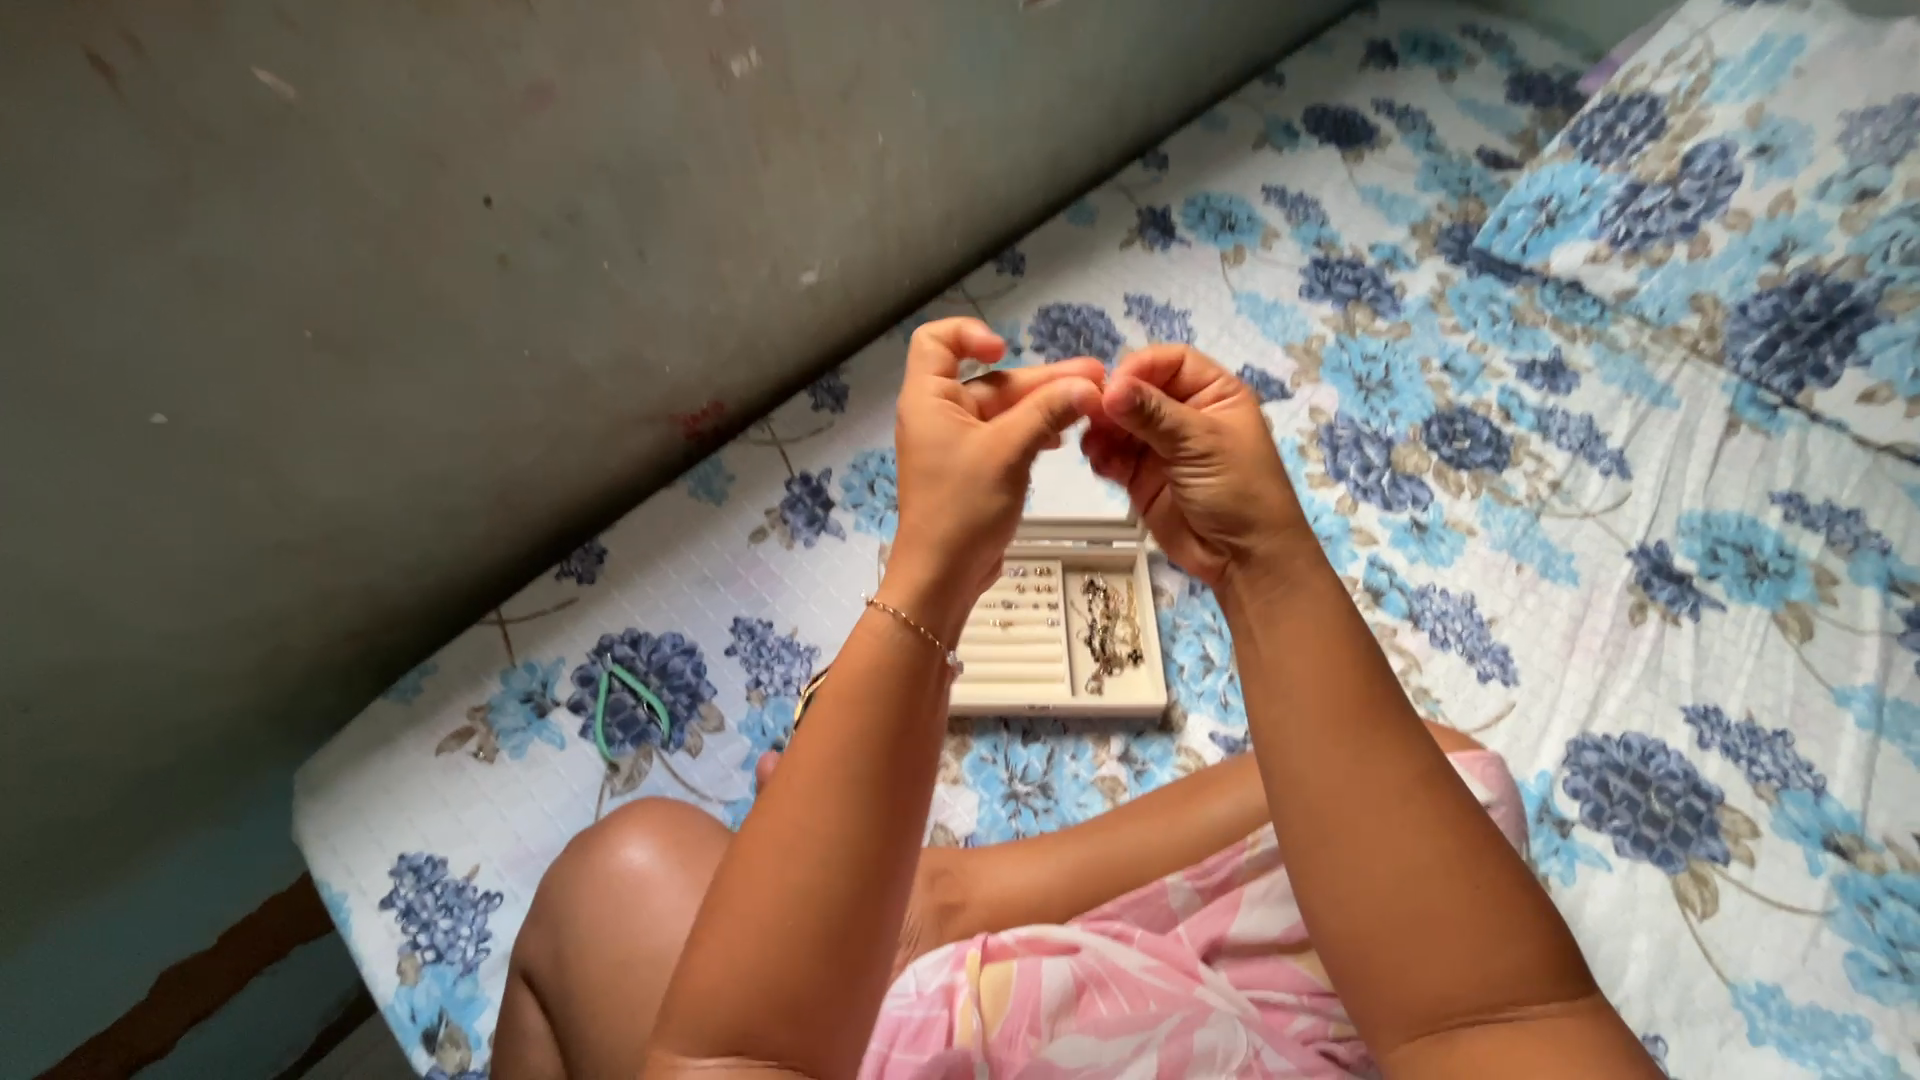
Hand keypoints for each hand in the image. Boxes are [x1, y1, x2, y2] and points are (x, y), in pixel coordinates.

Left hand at [890, 318, 1103, 602]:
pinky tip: (1063, 438)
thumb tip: (1088, 385)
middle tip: (1095, 378)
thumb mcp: (1008, 451)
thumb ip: (1047, 412)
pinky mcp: (973, 470)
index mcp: (929, 399)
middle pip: (990, 381)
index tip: (1006, 349)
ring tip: (1092, 405)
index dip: (969, 334)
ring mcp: (957, 445)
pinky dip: (1032, 433)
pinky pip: (1004, 438)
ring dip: (1044, 407)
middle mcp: (939, 415)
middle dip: (1040, 380)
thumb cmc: (963, 507)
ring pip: (1004, 412)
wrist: (942, 575)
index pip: (936, 341)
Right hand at [1081, 345, 1308, 587]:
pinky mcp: (1140, 476)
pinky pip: (1112, 456)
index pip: (1169, 362)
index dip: (1139, 368)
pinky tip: (1101, 465)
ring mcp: (1159, 446)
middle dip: (1113, 403)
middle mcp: (1183, 414)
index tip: (1112, 388)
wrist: (1242, 557)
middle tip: (1091, 417)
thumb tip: (1110, 388)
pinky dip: (1102, 457)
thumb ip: (1153, 414)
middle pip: (1137, 391)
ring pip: (1119, 424)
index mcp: (1213, 394)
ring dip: (1102, 431)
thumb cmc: (1238, 489)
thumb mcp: (1200, 444)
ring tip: (1094, 446)